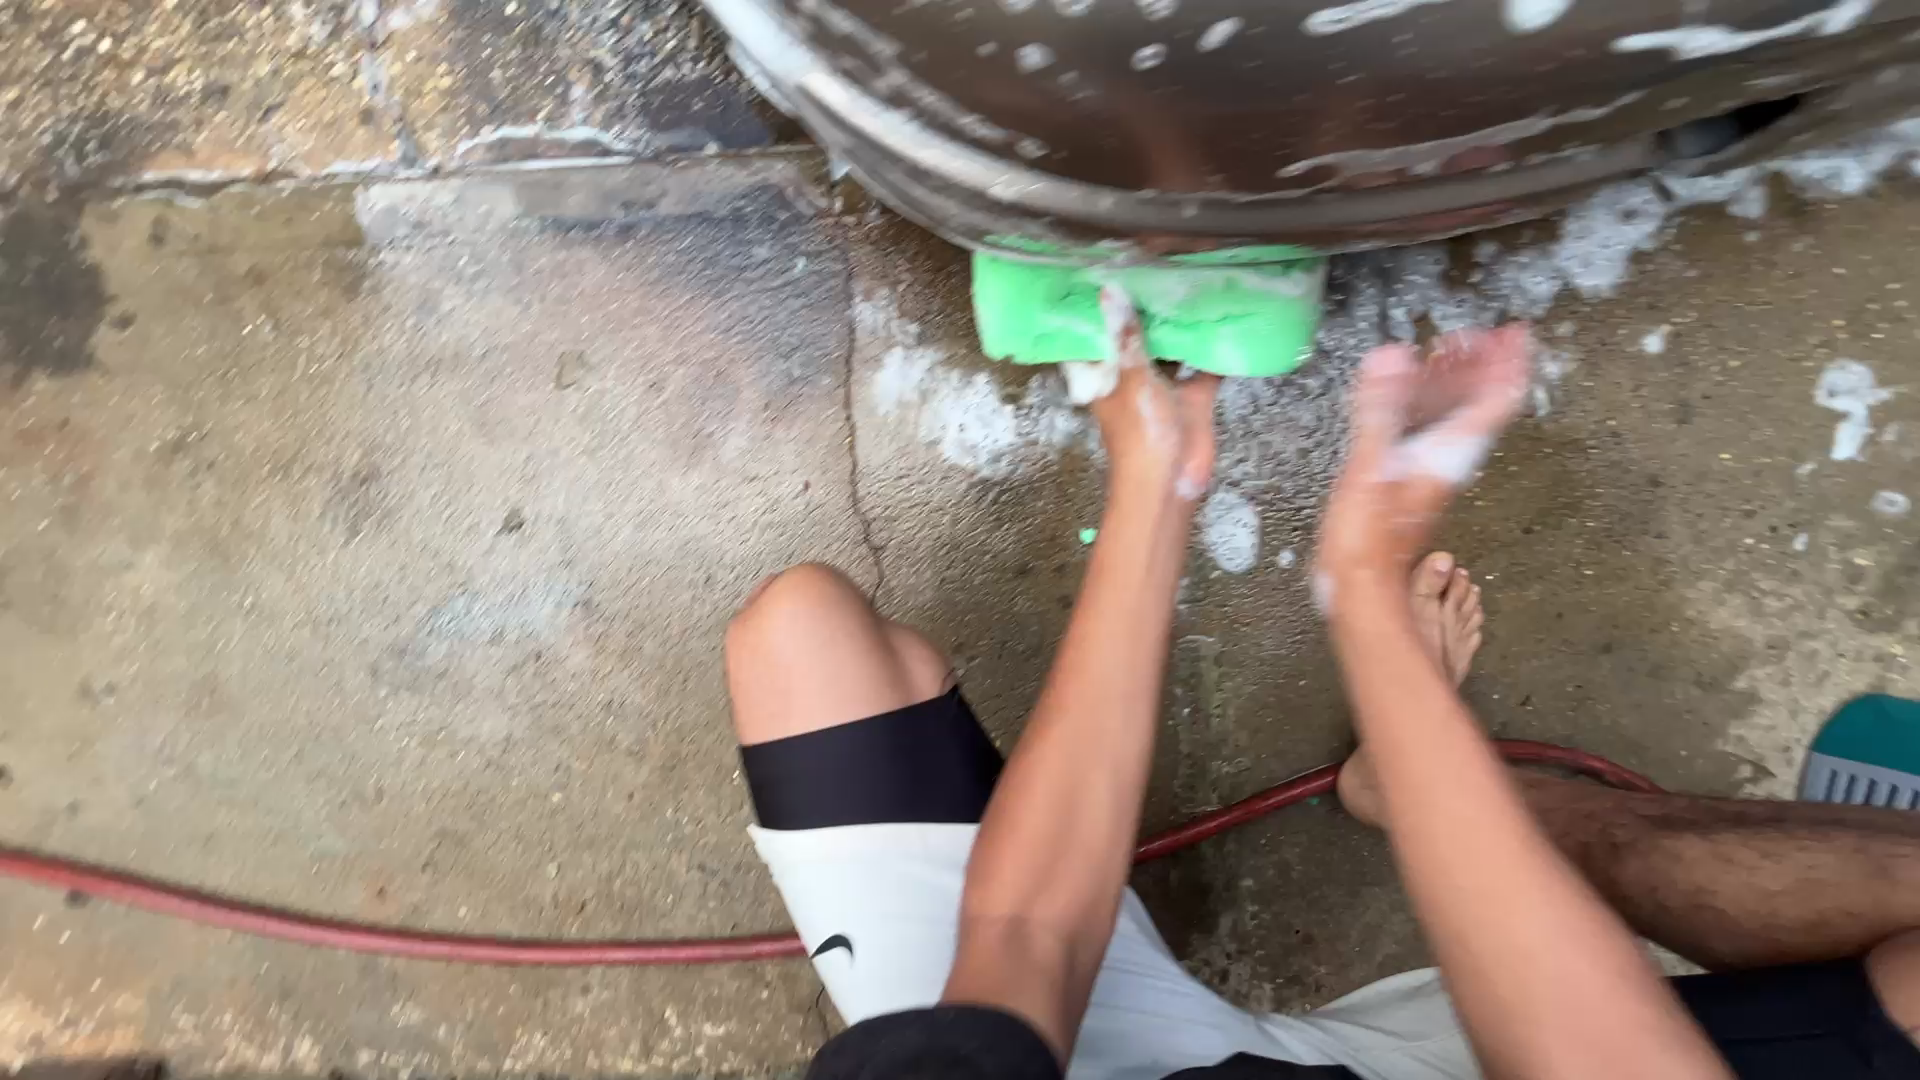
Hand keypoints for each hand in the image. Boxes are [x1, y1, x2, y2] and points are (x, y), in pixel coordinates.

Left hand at [1085, 285, 1221, 501]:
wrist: (1172, 480)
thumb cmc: (1141, 433)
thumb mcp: (1132, 379)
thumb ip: (1126, 336)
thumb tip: (1109, 291)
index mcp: (1105, 376)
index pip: (1095, 338)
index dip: (1096, 311)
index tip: (1100, 271)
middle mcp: (1132, 377)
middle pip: (1136, 339)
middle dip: (1145, 310)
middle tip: (1156, 262)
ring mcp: (1164, 387)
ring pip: (1172, 348)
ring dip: (1181, 324)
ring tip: (1192, 277)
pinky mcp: (1193, 396)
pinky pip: (1204, 366)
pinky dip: (1215, 347)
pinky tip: (1229, 315)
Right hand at [1318, 325, 1530, 588]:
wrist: (1359, 584)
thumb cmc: (1367, 536)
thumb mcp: (1371, 467)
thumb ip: (1381, 411)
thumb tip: (1393, 355)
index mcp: (1447, 453)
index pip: (1496, 398)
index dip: (1507, 361)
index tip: (1511, 330)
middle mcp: (1445, 462)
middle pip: (1478, 406)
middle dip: (1478, 366)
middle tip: (1467, 337)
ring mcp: (1426, 475)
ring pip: (1454, 421)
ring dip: (1451, 387)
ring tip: (1438, 359)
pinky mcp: (1405, 484)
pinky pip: (1427, 436)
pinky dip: (1423, 410)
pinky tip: (1403, 405)